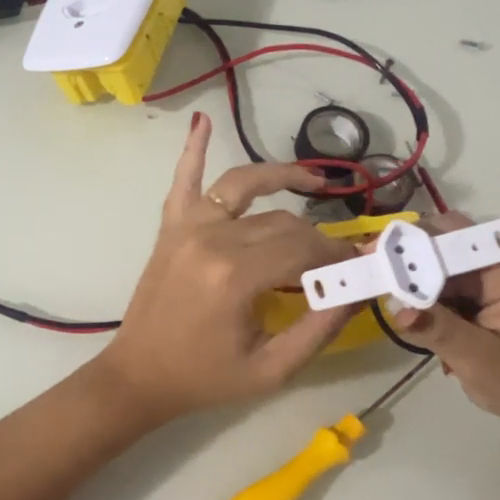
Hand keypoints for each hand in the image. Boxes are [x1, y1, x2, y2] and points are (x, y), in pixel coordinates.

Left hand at [93, 112, 357, 420]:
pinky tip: (203, 119)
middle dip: (316, 238)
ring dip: (282, 177)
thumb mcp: (272, 370)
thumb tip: (360, 290)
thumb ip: (320, 328)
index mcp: (236, 275)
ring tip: (315, 182)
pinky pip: (184, 180)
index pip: (304, 249)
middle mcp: (212, 238)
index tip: (359, 268)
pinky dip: (193, 149)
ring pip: (245, 187)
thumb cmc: (205, 379)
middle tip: (337, 258)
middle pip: (282, 221)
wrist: (139, 376)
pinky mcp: (170, 228)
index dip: (337, 258)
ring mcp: (187, 227)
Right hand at [392, 211, 499, 427]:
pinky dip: (416, 300)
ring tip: (374, 288)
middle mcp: (491, 269)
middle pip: (441, 245)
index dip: (417, 240)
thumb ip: (440, 332)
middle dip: (405, 256)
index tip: (377, 253)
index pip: (457, 236)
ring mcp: (479, 286)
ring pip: (433, 268)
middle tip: (367, 270)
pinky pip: (435, 291)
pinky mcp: (469, 304)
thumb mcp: (482, 360)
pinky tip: (399, 311)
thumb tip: (398, 310)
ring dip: (407, 279)